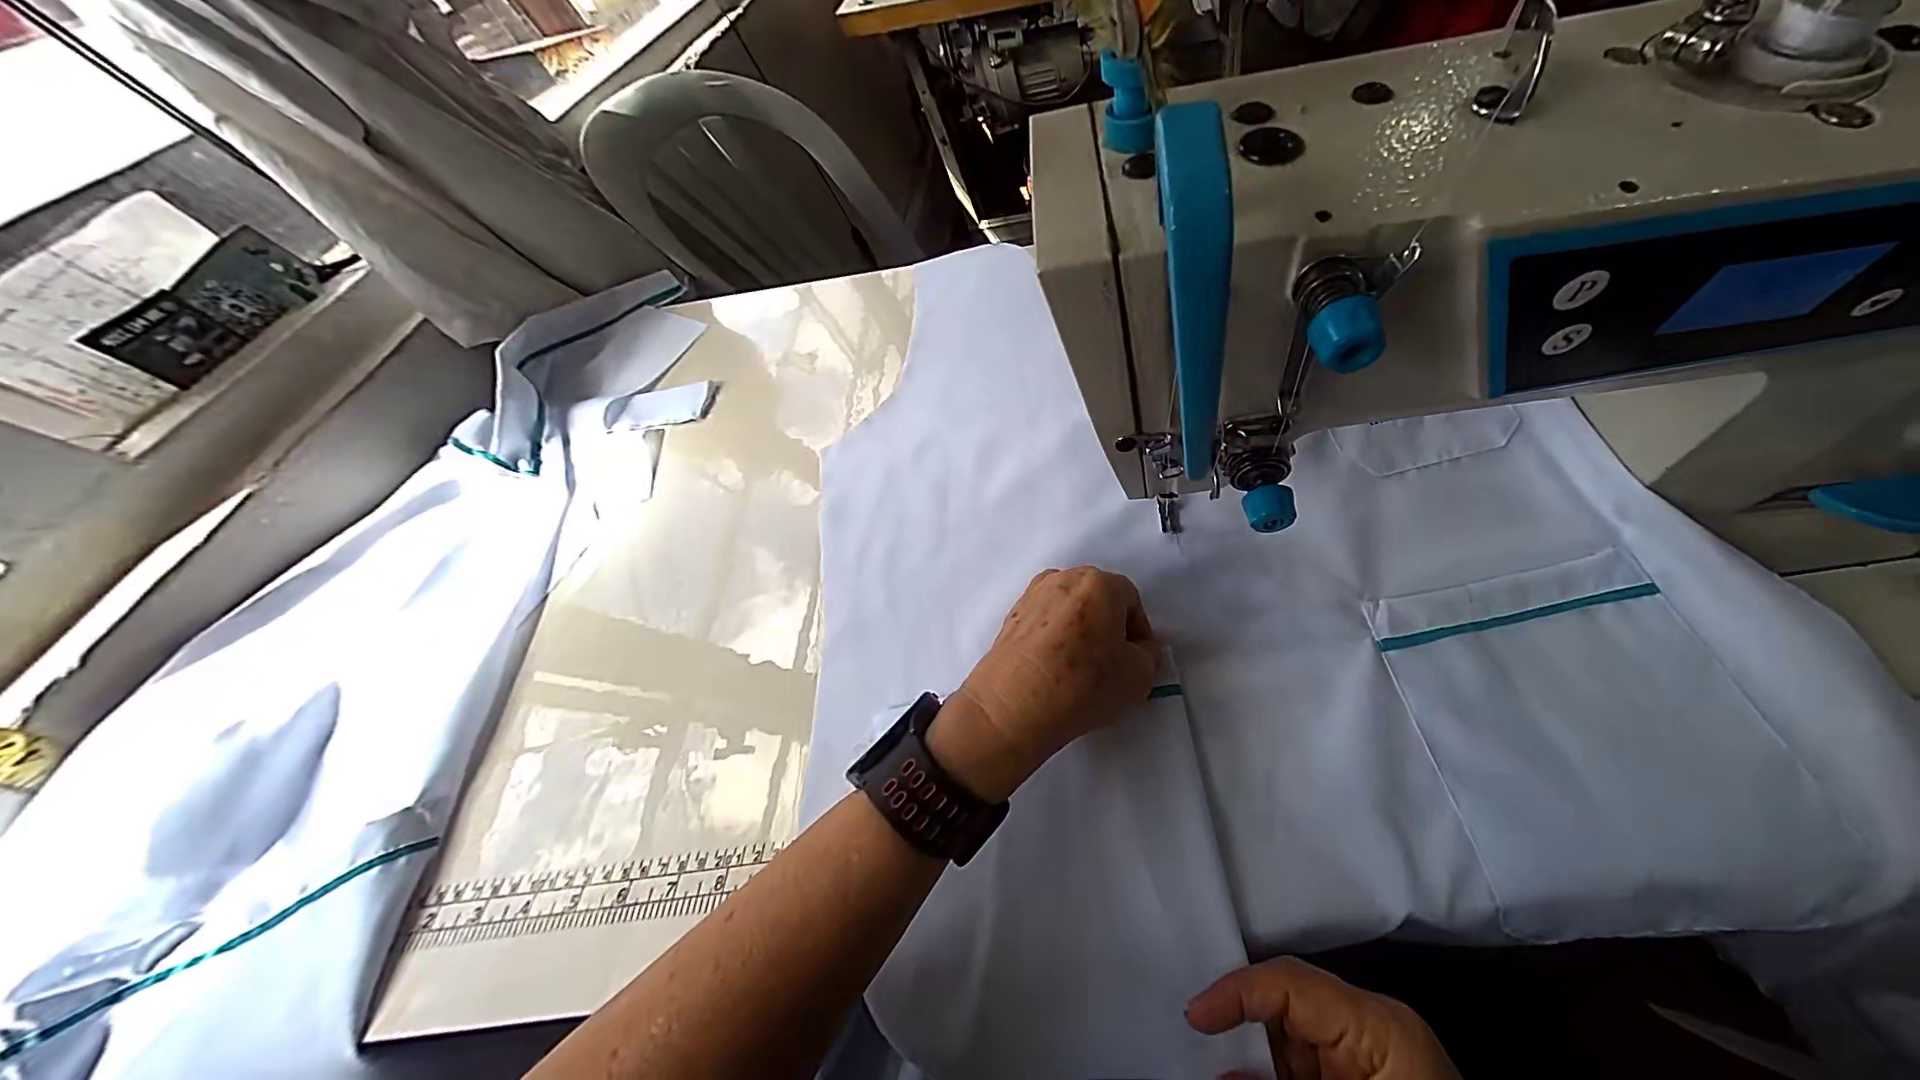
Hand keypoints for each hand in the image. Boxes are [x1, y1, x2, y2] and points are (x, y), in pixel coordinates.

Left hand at [927, 567, 1159, 801]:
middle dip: (1107, 625)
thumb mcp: (1139, 677)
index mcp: (1098, 583)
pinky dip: (1052, 640)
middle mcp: (1062, 580)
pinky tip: (1055, 670)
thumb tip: (1139, 650)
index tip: (1138, 656)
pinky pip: (1042, 624)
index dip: (1138, 630)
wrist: (1015, 704)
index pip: (1130, 599)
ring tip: (1081, 669)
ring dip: (1078, 631)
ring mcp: (1031, 598)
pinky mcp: (1009, 619)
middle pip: (1095, 598)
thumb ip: (1147, 656)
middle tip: (1112, 661)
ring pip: (1066, 609)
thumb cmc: (1083, 684)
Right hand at [1186, 958, 1458, 1079]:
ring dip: (1252, 1049)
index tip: (1194, 1016)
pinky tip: (1244, 1074)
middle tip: (1198, 1035)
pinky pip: (1304, 1060)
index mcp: (1379, 1023)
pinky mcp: (1361, 1075)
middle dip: (1240, 1017)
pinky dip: (1273, 1070)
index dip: (1235, 990)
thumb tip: (1221, 1073)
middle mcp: (1372, 1026)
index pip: (1291, 981)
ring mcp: (1368, 1053)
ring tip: (1214, 1057)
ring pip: (1289, 1030)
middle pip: (1285, 999)